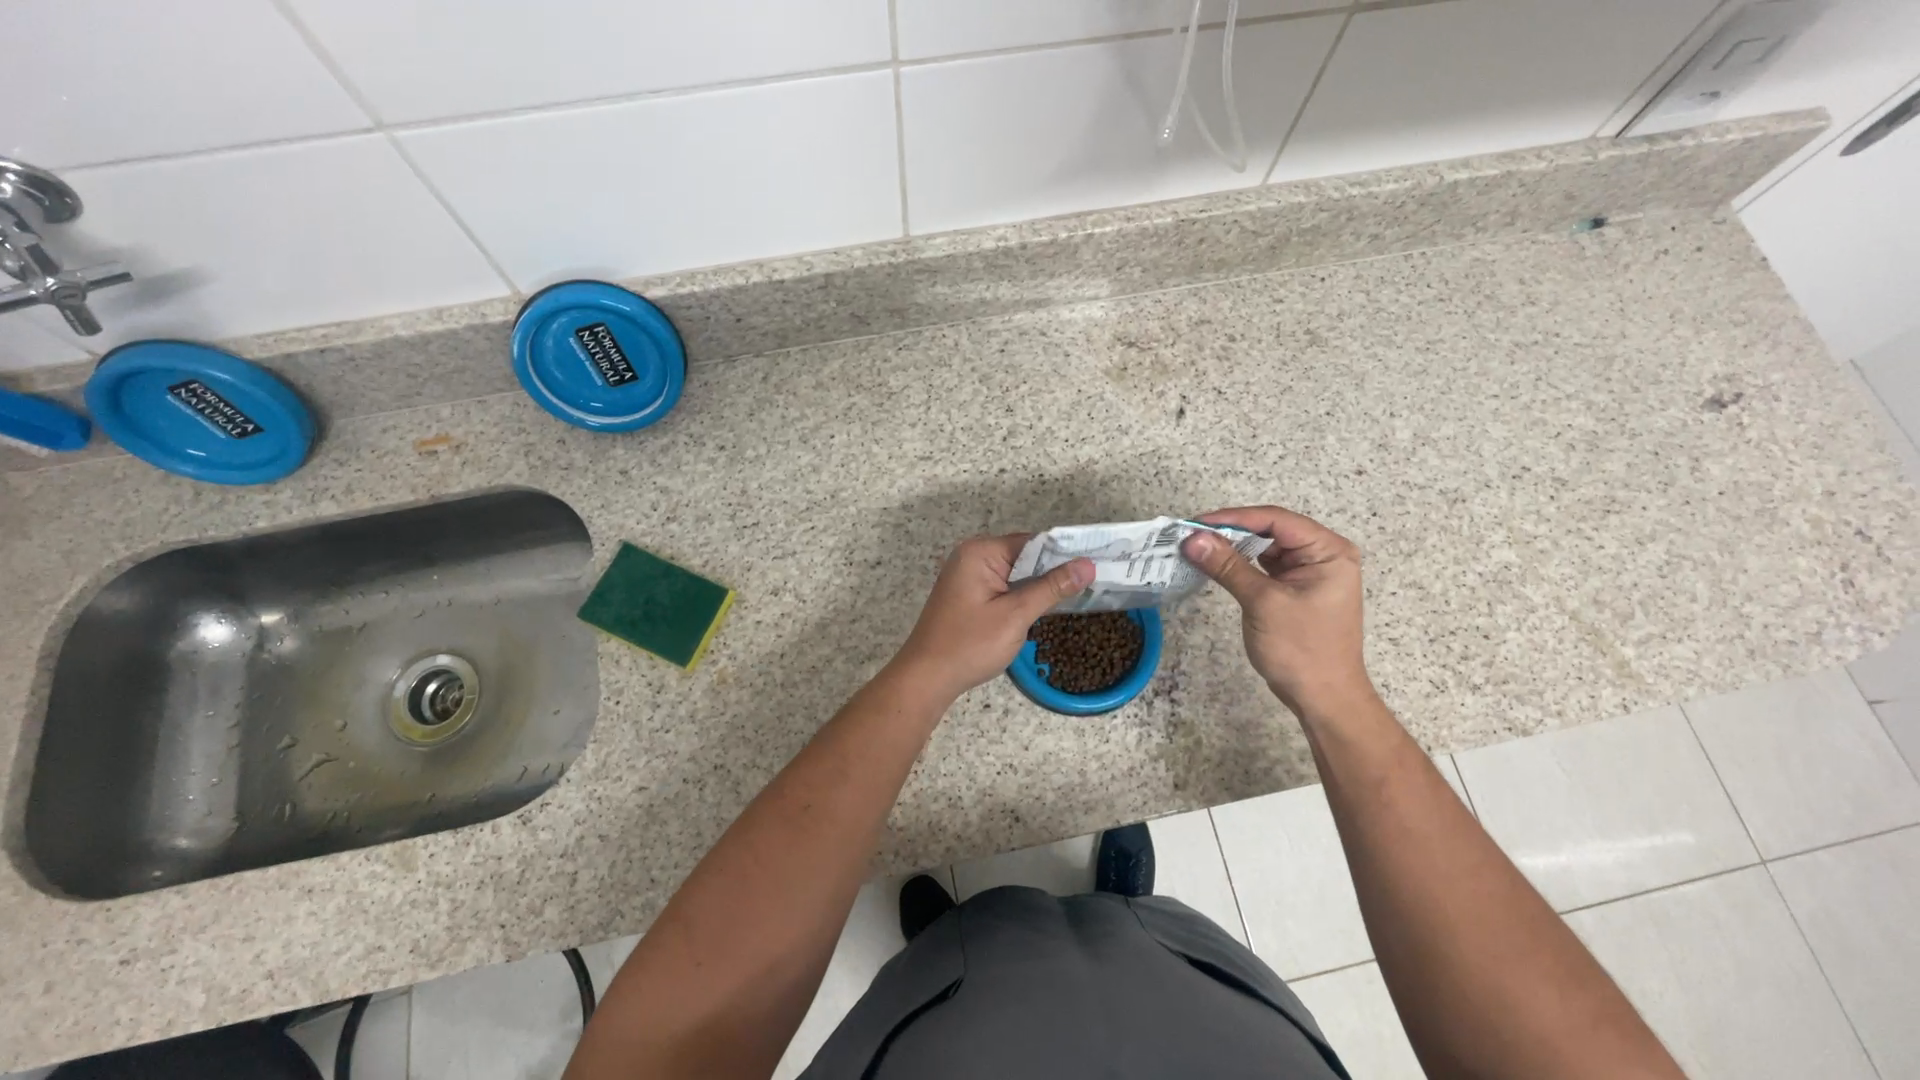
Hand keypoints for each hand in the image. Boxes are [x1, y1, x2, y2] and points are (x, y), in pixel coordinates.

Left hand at [890, 535, 1093, 703]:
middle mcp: (971, 557)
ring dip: (1039, 585)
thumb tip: (1087, 565)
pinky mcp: (968, 596)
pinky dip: (1022, 596)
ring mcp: (967, 577)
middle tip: (1092, 583)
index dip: (1064, 553)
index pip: (1032, 542)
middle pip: (1024, 555)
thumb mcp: (1016, 615)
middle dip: (1054, 570)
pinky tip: (1045, 608)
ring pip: (1015, 573)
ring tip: (1077, 595)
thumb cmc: (969, 645)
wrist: (926, 678)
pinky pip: (1003, 587)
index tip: (1096, 565)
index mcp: (980, 552)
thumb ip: (1052, 587)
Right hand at [1181, 506, 1372, 718]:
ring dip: (1233, 548)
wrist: (1323, 698)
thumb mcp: (1262, 602)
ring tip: (1197, 547)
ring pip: (1266, 549)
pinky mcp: (1296, 589)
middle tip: (1191, 535)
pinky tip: (1216, 564)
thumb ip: (1228, 566)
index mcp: (1328, 551)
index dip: (1235, 518)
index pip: (1276, 520)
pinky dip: (1241, 565)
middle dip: (1231, 532)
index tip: (1196, 523)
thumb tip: (1192, 538)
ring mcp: (1310, 573)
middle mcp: (1323, 555)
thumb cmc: (1301, 650)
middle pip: (1271, 531)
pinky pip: (1265, 567)